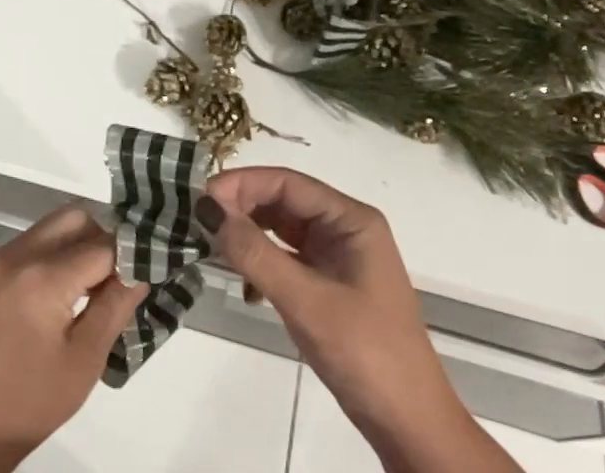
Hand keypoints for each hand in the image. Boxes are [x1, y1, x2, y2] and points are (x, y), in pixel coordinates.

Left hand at [0, 205, 146, 472]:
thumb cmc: (29, 401)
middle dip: (104, 239)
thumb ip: (115, 306)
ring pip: (51, 227)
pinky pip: (31, 245)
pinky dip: (54, 255)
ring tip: (96, 288)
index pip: (103, 245)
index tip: (151, 271)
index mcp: (43, 277)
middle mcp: (17, 255)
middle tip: (122, 277)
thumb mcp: (84, 359)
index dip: (132, 256)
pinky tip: (66, 294)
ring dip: (79, 244)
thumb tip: (141, 272)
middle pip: (74, 218)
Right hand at [200, 168, 519, 472]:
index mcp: (351, 219)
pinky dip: (260, 265)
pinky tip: (246, 290)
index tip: (198, 201)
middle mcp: (344, 228)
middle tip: (196, 225)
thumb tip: (207, 210)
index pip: (286, 182)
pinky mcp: (327, 283)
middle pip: (281, 201)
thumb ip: (255, 253)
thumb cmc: (365, 353)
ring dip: (246, 237)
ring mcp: (336, 256)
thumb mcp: (305, 300)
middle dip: (239, 209)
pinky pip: (284, 259)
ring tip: (209, 249)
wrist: (408, 421)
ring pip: (280, 229)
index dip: (241, 184)